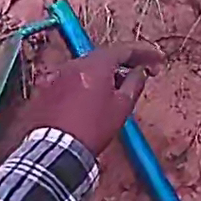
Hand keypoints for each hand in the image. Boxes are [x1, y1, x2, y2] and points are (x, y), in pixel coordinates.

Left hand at [18, 43, 163, 154]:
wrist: (55, 150)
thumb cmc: (92, 129)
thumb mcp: (121, 108)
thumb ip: (133, 84)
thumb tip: (140, 72)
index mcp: (95, 65)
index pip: (124, 50)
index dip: (143, 53)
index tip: (156, 59)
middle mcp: (73, 64)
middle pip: (103, 58)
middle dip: (122, 65)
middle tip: (137, 76)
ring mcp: (56, 75)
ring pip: (85, 69)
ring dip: (101, 76)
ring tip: (113, 94)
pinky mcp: (44, 89)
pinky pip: (69, 81)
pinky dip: (82, 85)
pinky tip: (88, 102)